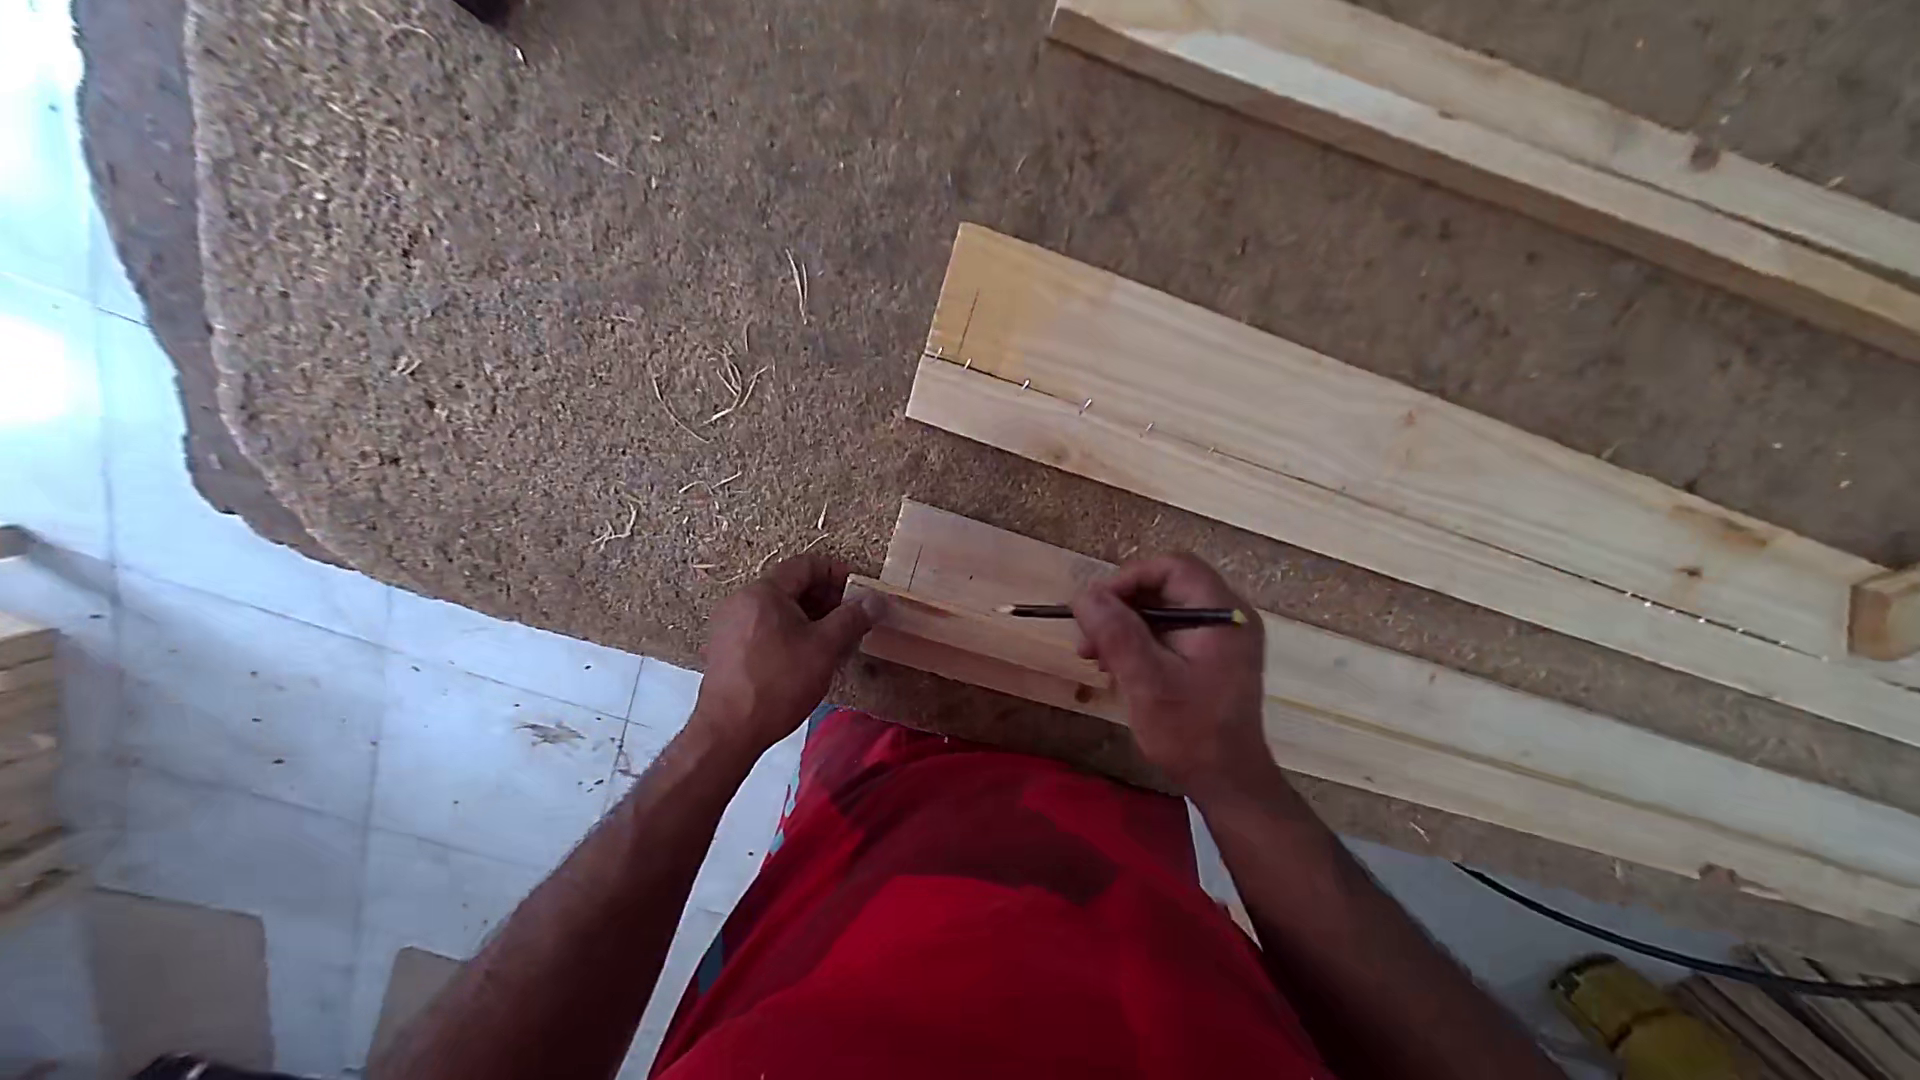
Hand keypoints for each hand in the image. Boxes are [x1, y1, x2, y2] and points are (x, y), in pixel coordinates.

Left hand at [692, 555, 882, 759]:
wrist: (728, 731)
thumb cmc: (779, 683)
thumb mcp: (824, 648)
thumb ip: (852, 618)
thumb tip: (876, 600)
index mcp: (764, 592)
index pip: (806, 565)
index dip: (838, 572)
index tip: (860, 591)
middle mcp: (742, 600)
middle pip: (792, 585)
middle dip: (827, 597)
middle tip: (852, 618)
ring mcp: (730, 625)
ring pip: (779, 608)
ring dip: (811, 617)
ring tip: (835, 639)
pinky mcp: (727, 648)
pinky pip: (765, 626)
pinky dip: (790, 631)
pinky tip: (807, 656)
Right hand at [1071, 554, 1268, 797]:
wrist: (1228, 783)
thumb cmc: (1191, 733)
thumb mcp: (1147, 681)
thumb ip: (1117, 633)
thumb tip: (1084, 595)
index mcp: (1224, 615)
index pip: (1173, 567)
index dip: (1129, 578)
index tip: (1095, 606)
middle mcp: (1228, 617)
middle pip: (1165, 586)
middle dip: (1121, 606)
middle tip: (1087, 636)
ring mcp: (1221, 637)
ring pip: (1162, 608)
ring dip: (1123, 625)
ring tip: (1093, 655)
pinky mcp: (1210, 656)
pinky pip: (1168, 631)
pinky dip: (1138, 640)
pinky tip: (1114, 664)